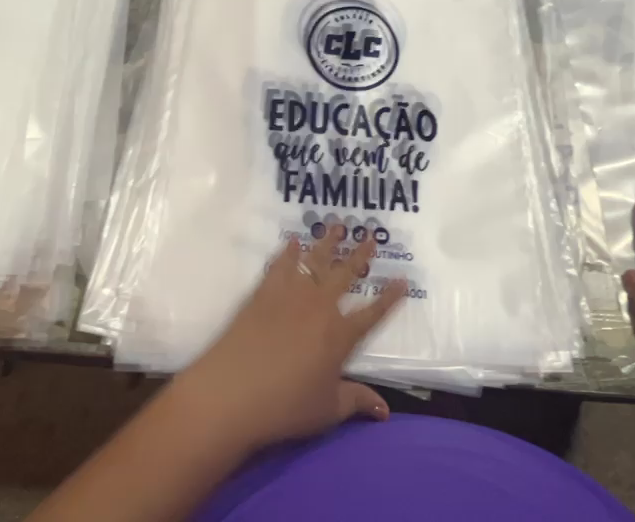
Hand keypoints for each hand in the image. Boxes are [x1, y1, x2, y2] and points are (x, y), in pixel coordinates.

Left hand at [168, 226, 407, 452]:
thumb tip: (385, 410)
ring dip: (326, 242)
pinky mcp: (262, 294)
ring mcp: (289, 296)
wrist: (231, 392)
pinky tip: (292, 242)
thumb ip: (357, 401)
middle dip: (360, 254)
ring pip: (314, 261)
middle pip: (345, 275)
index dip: (390, 297)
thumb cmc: (285, 406)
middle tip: (370, 234)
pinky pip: (280, 266)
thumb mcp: (327, 410)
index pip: (373, 313)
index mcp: (340, 336)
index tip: (403, 278)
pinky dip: (288, 252)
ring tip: (336, 225)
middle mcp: (319, 308)